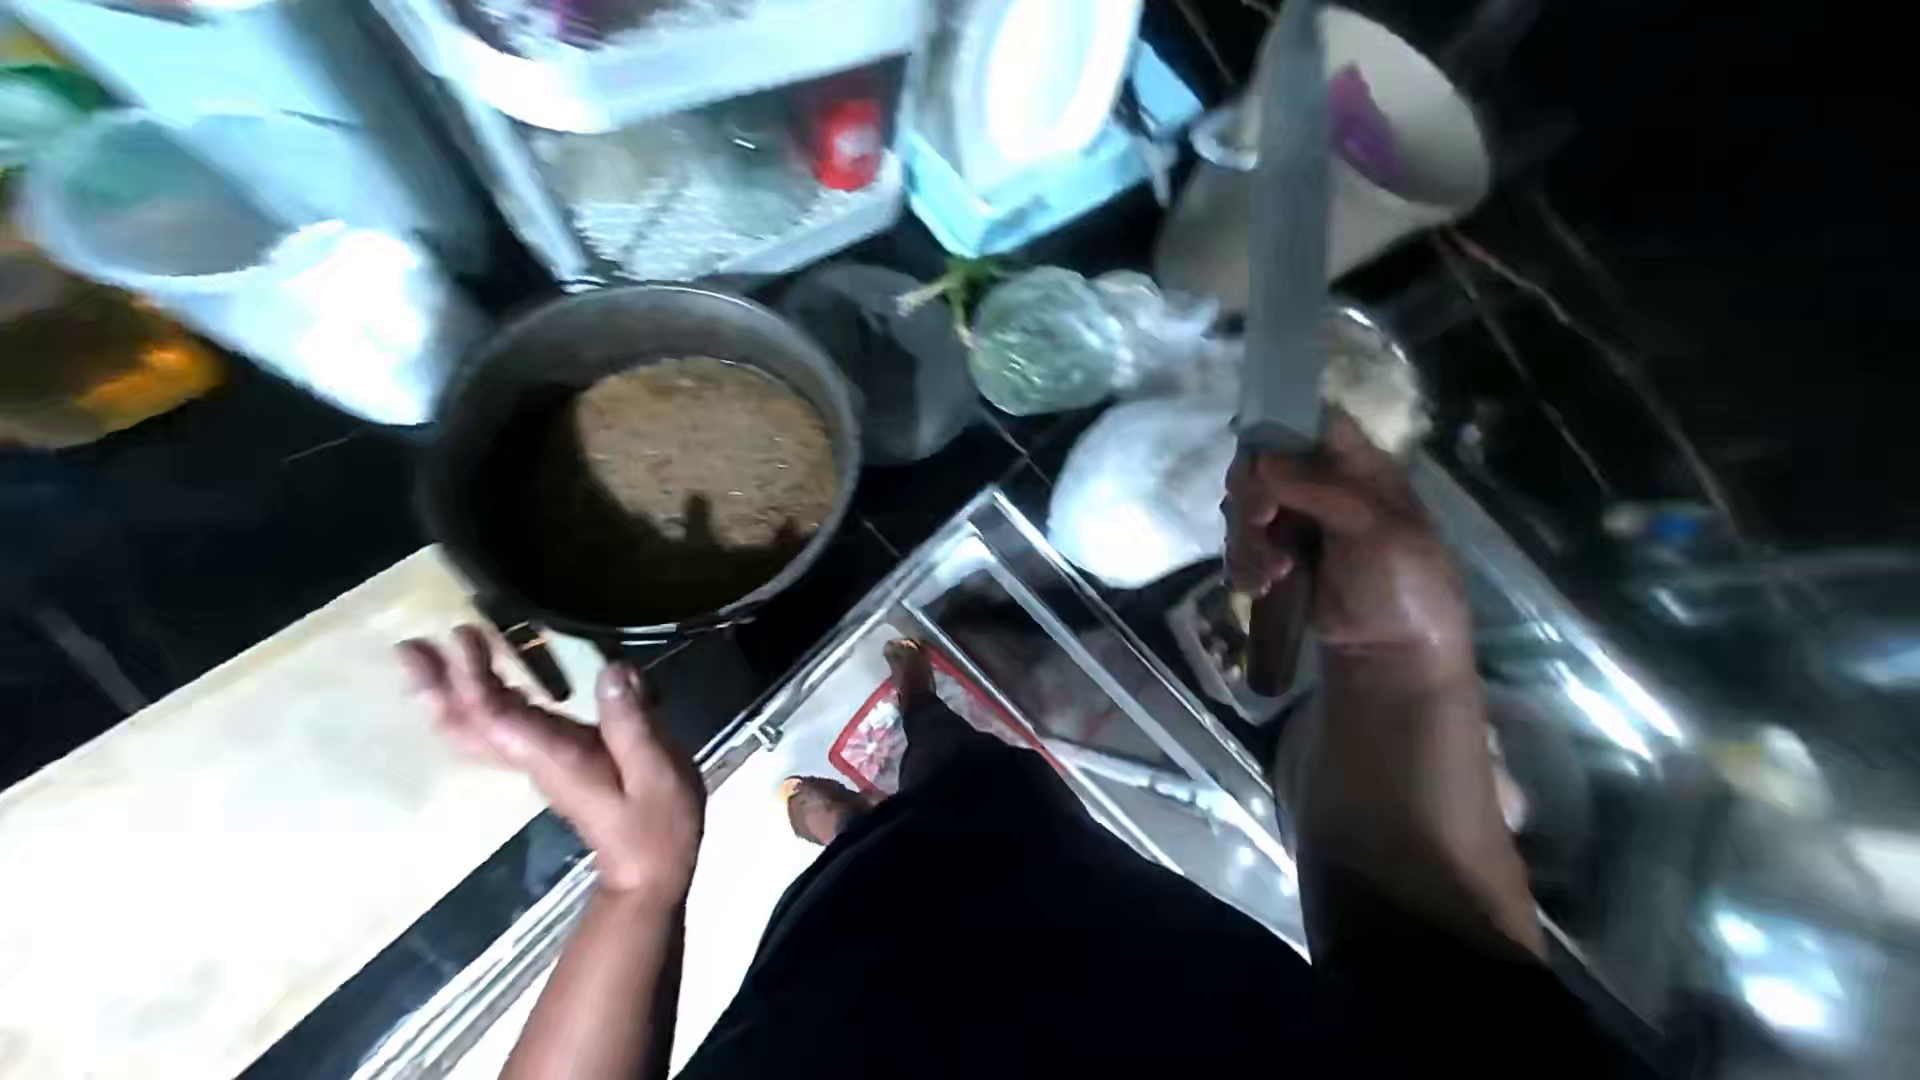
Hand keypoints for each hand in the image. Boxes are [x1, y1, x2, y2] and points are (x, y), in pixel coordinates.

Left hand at [397, 626, 704, 902]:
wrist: (646, 872)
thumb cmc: (656, 823)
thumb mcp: (656, 770)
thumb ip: (633, 722)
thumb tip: (612, 668)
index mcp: (555, 757)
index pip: (498, 717)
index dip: (475, 678)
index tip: (464, 637)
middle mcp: (534, 758)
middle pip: (469, 725)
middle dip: (439, 684)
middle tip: (413, 644)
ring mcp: (539, 763)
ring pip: (476, 729)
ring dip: (451, 692)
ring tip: (436, 654)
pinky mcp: (552, 763)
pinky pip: (500, 731)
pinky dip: (483, 704)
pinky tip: (495, 682)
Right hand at [1223, 410, 1471, 666]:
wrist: (1389, 654)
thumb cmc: (1403, 586)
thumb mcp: (1378, 532)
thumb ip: (1323, 490)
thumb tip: (1261, 461)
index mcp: (1360, 469)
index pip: (1314, 424)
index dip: (1281, 434)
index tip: (1263, 468)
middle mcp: (1320, 488)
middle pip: (1261, 466)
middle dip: (1252, 500)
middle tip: (1261, 526)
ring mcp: (1294, 524)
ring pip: (1242, 509)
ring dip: (1248, 543)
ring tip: (1272, 576)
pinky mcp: (1273, 556)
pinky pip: (1238, 546)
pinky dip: (1242, 566)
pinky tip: (1259, 587)